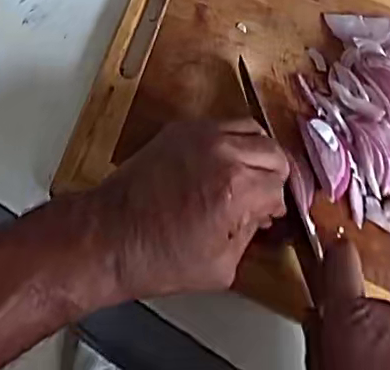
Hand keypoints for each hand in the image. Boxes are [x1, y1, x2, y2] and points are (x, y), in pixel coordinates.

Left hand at [80, 120, 287, 301]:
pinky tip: (221, 163)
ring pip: (252, 127)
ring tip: (246, 175)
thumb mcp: (221, 265)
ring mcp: (201, 133)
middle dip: (272, 177)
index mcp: (234, 188)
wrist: (111, 234)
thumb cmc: (158, 257)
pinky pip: (223, 123)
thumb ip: (251, 233)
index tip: (268, 215)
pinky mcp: (182, 127)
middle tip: (262, 196)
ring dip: (256, 152)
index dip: (276, 207)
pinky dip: (231, 140)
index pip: (279, 186)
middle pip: (273, 151)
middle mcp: (222, 151)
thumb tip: (263, 213)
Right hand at [307, 233, 389, 369]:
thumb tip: (314, 320)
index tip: (327, 247)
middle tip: (346, 356)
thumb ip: (317, 340)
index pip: (340, 258)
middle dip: (358, 327)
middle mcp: (387, 315)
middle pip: (365, 305)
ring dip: (383, 349)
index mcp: (351, 313)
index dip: (332, 251)